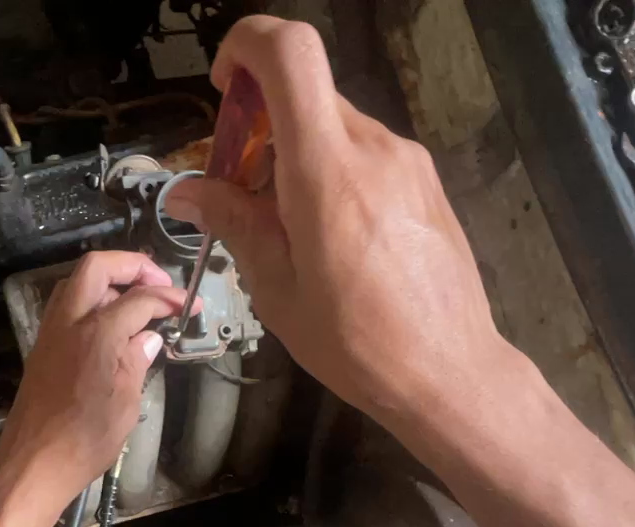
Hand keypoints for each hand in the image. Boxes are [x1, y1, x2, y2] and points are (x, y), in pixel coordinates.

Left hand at [0, 251, 190, 507]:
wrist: (33, 465)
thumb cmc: (84, 442)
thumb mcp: (126, 405)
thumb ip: (137, 363)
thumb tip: (148, 338)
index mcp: (97, 334)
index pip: (139, 299)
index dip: (168, 298)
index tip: (189, 306)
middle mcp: (69, 323)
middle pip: (96, 267)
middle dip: (131, 265)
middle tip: (158, 283)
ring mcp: (50, 334)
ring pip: (76, 284)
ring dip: (107, 282)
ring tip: (136, 303)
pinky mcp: (41, 350)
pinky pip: (66, 309)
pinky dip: (91, 304)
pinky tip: (111, 328)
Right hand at [164, 17, 537, 451]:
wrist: (447, 371)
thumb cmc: (352, 342)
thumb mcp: (277, 290)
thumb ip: (234, 223)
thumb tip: (187, 189)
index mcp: (327, 172)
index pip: (290, 53)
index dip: (246, 46)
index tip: (223, 90)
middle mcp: (373, 148)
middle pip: (306, 95)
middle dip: (259, 128)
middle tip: (239, 195)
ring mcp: (407, 162)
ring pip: (334, 128)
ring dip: (294, 157)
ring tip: (285, 231)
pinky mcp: (425, 182)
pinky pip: (365, 155)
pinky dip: (330, 174)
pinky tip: (329, 239)